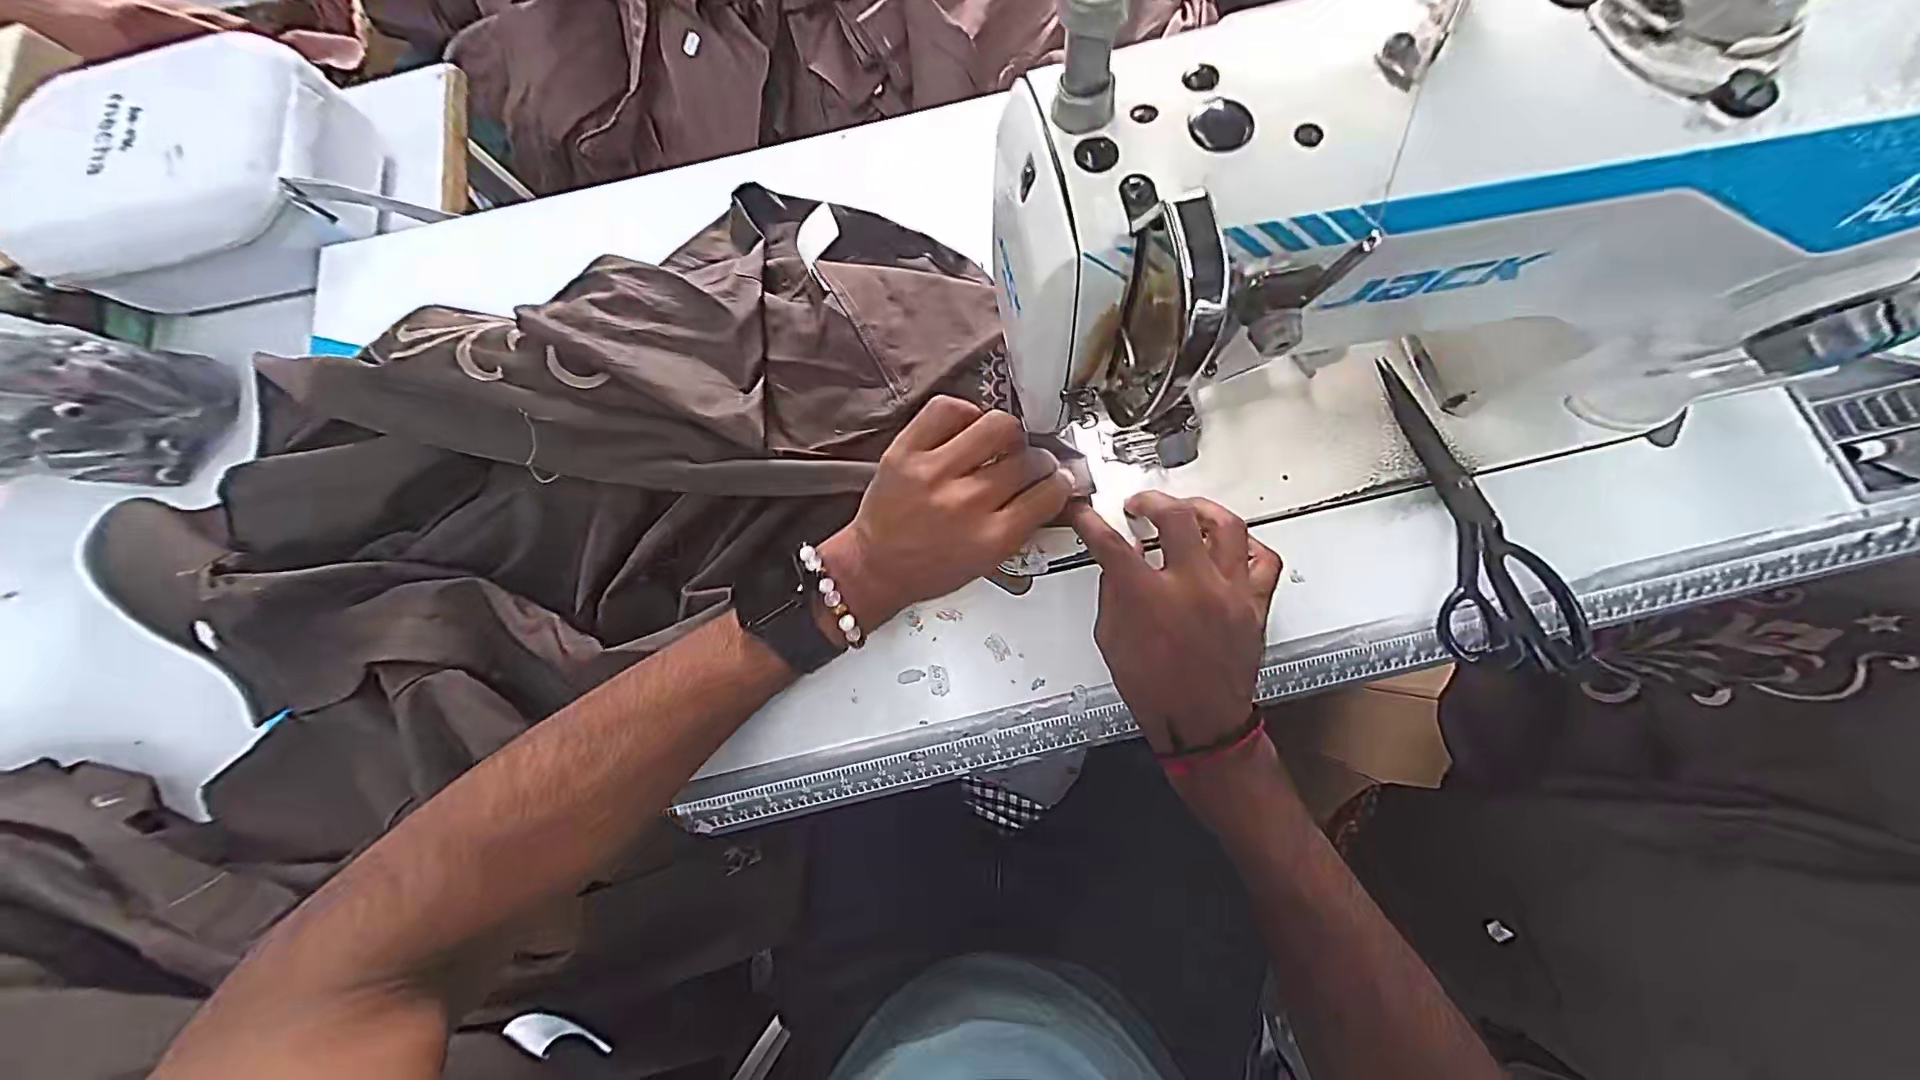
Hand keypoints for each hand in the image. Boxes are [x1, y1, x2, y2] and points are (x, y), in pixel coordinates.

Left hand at [819, 396, 1072, 627]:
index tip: (1059, 478)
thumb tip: (1052, 489)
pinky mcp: (905, 452)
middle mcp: (964, 504)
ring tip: (1000, 444)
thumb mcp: (987, 561)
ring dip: (1009, 434)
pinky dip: (965, 412)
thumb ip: (1022, 526)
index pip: (1047, 495)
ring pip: (997, 426)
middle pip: (1026, 459)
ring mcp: (932, 474)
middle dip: (1038, 459)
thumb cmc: (929, 568)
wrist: (875, 567)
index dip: (1061, 482)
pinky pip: (947, 409)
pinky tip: (967, 429)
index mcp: (989, 539)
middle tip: (1030, 462)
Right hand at [1068, 493, 1281, 755]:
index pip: (1111, 542)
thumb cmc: (1158, 691)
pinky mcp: (1254, 605)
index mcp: (1147, 598)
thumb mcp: (1111, 639)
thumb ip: (1113, 593)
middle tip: (1140, 504)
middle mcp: (1191, 588)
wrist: (1200, 723)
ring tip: (1186, 510)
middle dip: (1150, 501)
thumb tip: (1116, 565)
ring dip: (1200, 509)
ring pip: (1225, 524)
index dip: (1091, 521)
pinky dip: (1245, 544)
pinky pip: (1262, 559)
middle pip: (1174, 515)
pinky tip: (1229, 544)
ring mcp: (1228, 593)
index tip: (1088, 514)